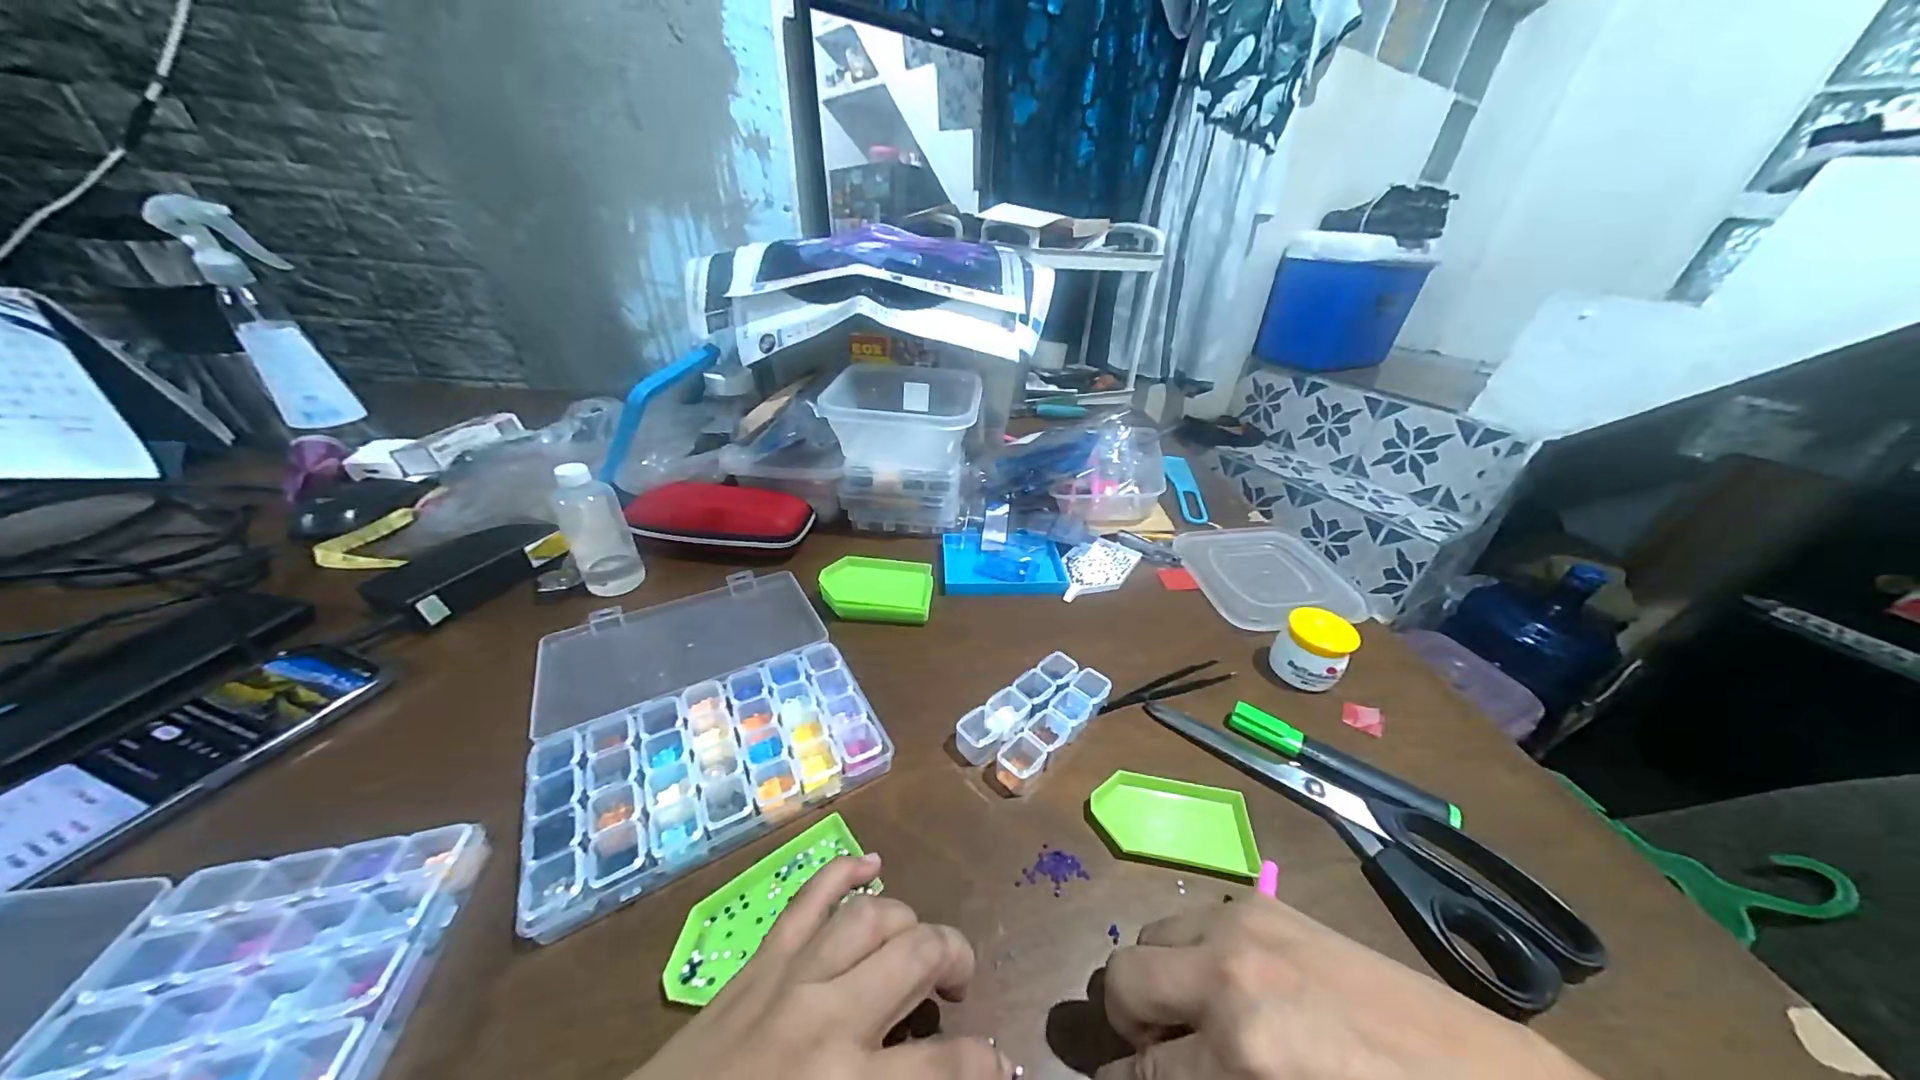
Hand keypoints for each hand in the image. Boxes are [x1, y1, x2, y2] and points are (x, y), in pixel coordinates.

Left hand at [630, 854, 1009, 1079]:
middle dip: (956, 958)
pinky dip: (843, 871)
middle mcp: (829, 1017)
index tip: (999, 1062)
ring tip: (920, 943)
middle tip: (959, 985)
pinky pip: (809, 898)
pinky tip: (872, 864)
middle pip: (918, 954)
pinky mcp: (760, 959)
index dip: (988, 1061)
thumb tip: (938, 1072)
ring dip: (909, 923)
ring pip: (872, 916)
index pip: (949, 1064)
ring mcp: (791, 975)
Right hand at [1096, 897, 1599, 1079]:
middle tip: (1162, 1056)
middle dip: (1129, 1026)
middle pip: (1122, 979)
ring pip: (1150, 939)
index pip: (1138, 1072)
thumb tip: (1151, 1076)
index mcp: (1240, 1049)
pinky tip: (1236, 989)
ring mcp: (1249, 924)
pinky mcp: (1270, 904)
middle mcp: (1229, 971)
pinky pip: (1196, 921)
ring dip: (1161, 982)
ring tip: (1198, 1020)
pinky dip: (1196, 955)